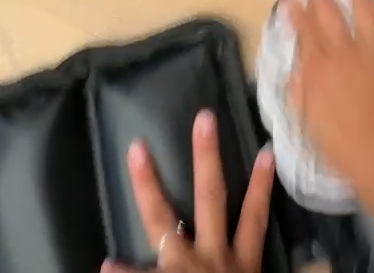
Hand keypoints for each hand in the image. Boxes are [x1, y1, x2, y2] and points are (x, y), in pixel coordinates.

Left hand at [103, 109, 276, 272]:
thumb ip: (245, 258)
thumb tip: (257, 229)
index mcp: (240, 266)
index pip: (255, 217)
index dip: (262, 184)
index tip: (267, 148)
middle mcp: (214, 260)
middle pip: (212, 198)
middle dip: (207, 157)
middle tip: (203, 117)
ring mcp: (186, 271)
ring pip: (165, 221)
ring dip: (149, 186)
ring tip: (137, 150)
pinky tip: (106, 264)